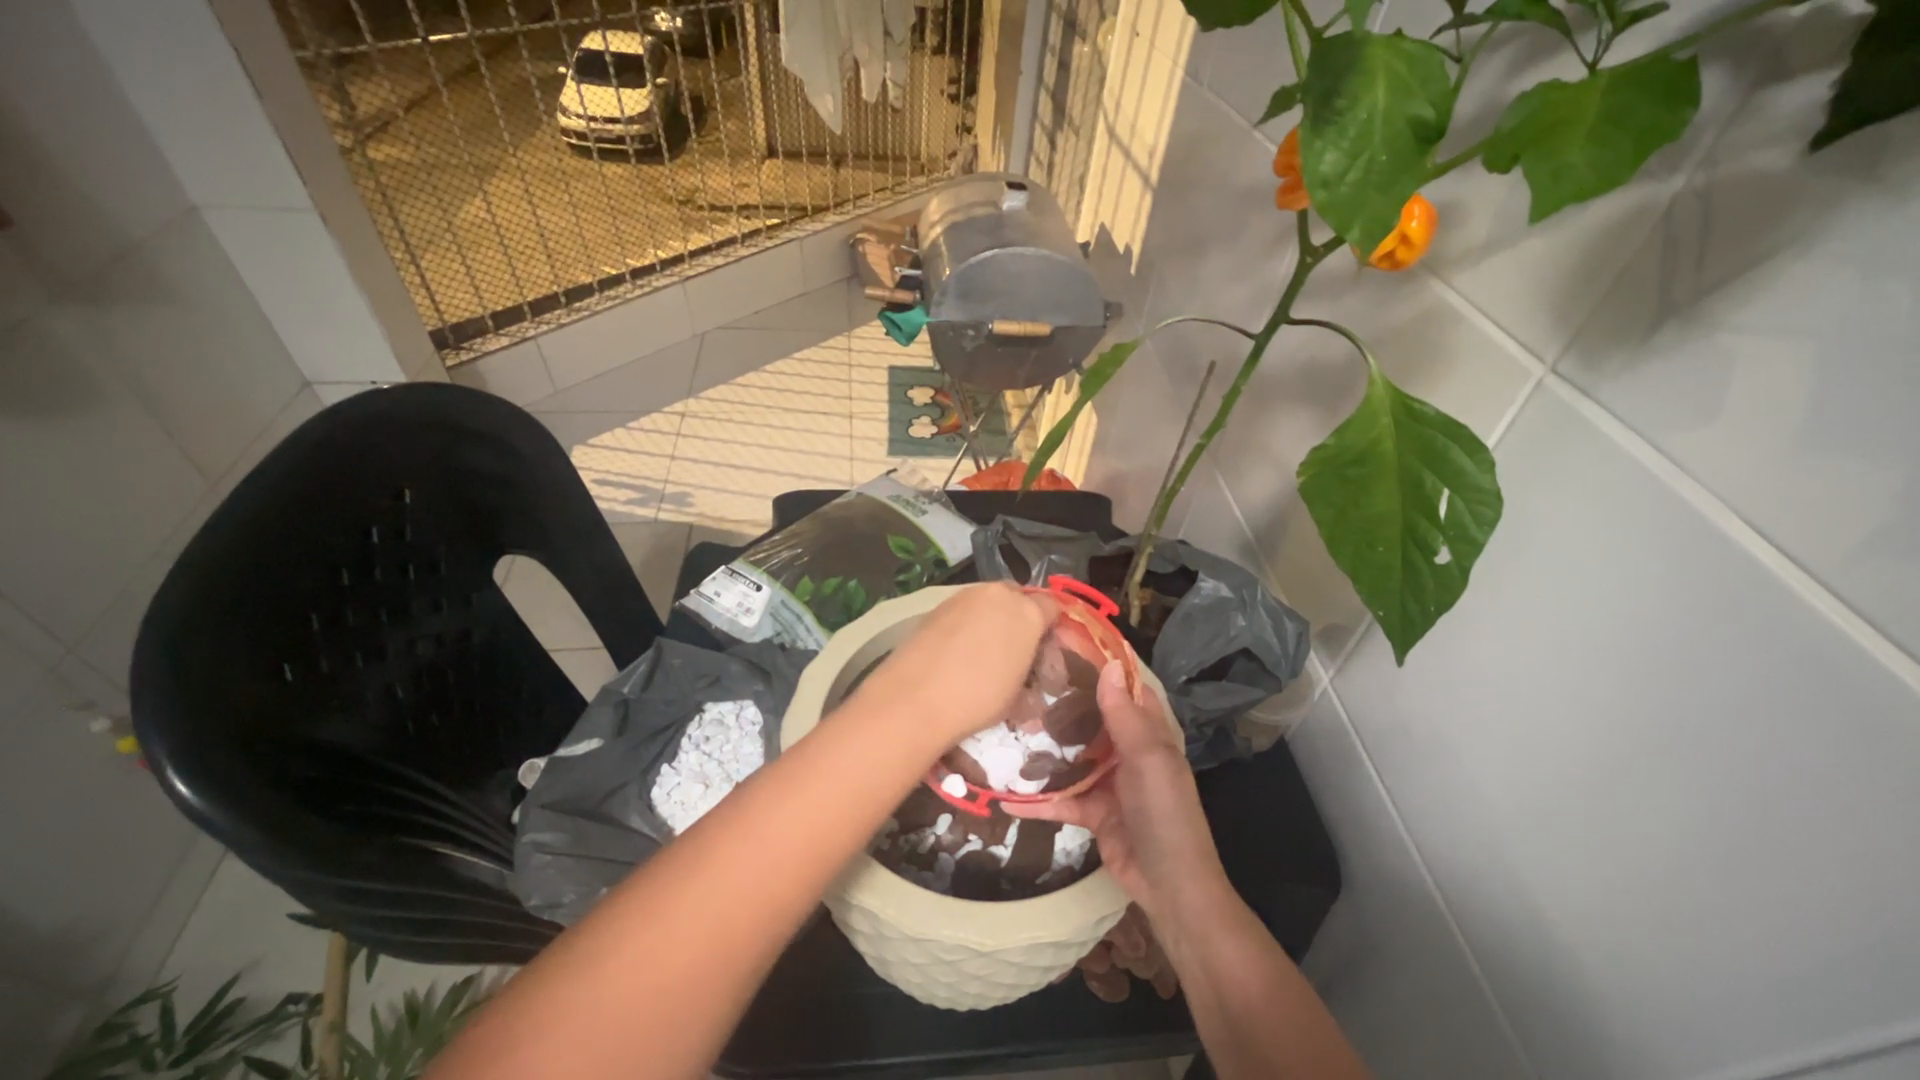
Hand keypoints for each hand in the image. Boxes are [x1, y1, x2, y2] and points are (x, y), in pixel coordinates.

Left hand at [853, 582, 1058, 750]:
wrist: (915, 698)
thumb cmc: (978, 699)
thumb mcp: (1017, 696)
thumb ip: (1029, 674)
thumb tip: (1028, 680)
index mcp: (1028, 613)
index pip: (1051, 607)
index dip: (1050, 627)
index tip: (1044, 649)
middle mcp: (997, 594)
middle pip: (1017, 596)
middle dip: (1019, 617)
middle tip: (1013, 649)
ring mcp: (963, 596)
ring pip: (987, 601)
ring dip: (990, 619)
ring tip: (981, 652)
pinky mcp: (935, 606)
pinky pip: (962, 610)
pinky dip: (964, 624)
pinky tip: (955, 651)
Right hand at [1009, 662, 1231, 927]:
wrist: (1171, 886)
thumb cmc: (1166, 815)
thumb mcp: (1148, 761)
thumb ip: (1125, 717)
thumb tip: (1110, 665)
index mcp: (1149, 734)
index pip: (1124, 688)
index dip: (1100, 664)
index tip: (1064, 642)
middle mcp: (1128, 752)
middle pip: (1091, 719)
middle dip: (1061, 704)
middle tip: (1021, 683)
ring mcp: (1109, 783)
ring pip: (1071, 757)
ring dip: (1044, 749)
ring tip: (1006, 730)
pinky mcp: (1093, 813)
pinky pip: (1060, 801)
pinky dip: (1036, 801)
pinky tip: (1005, 799)